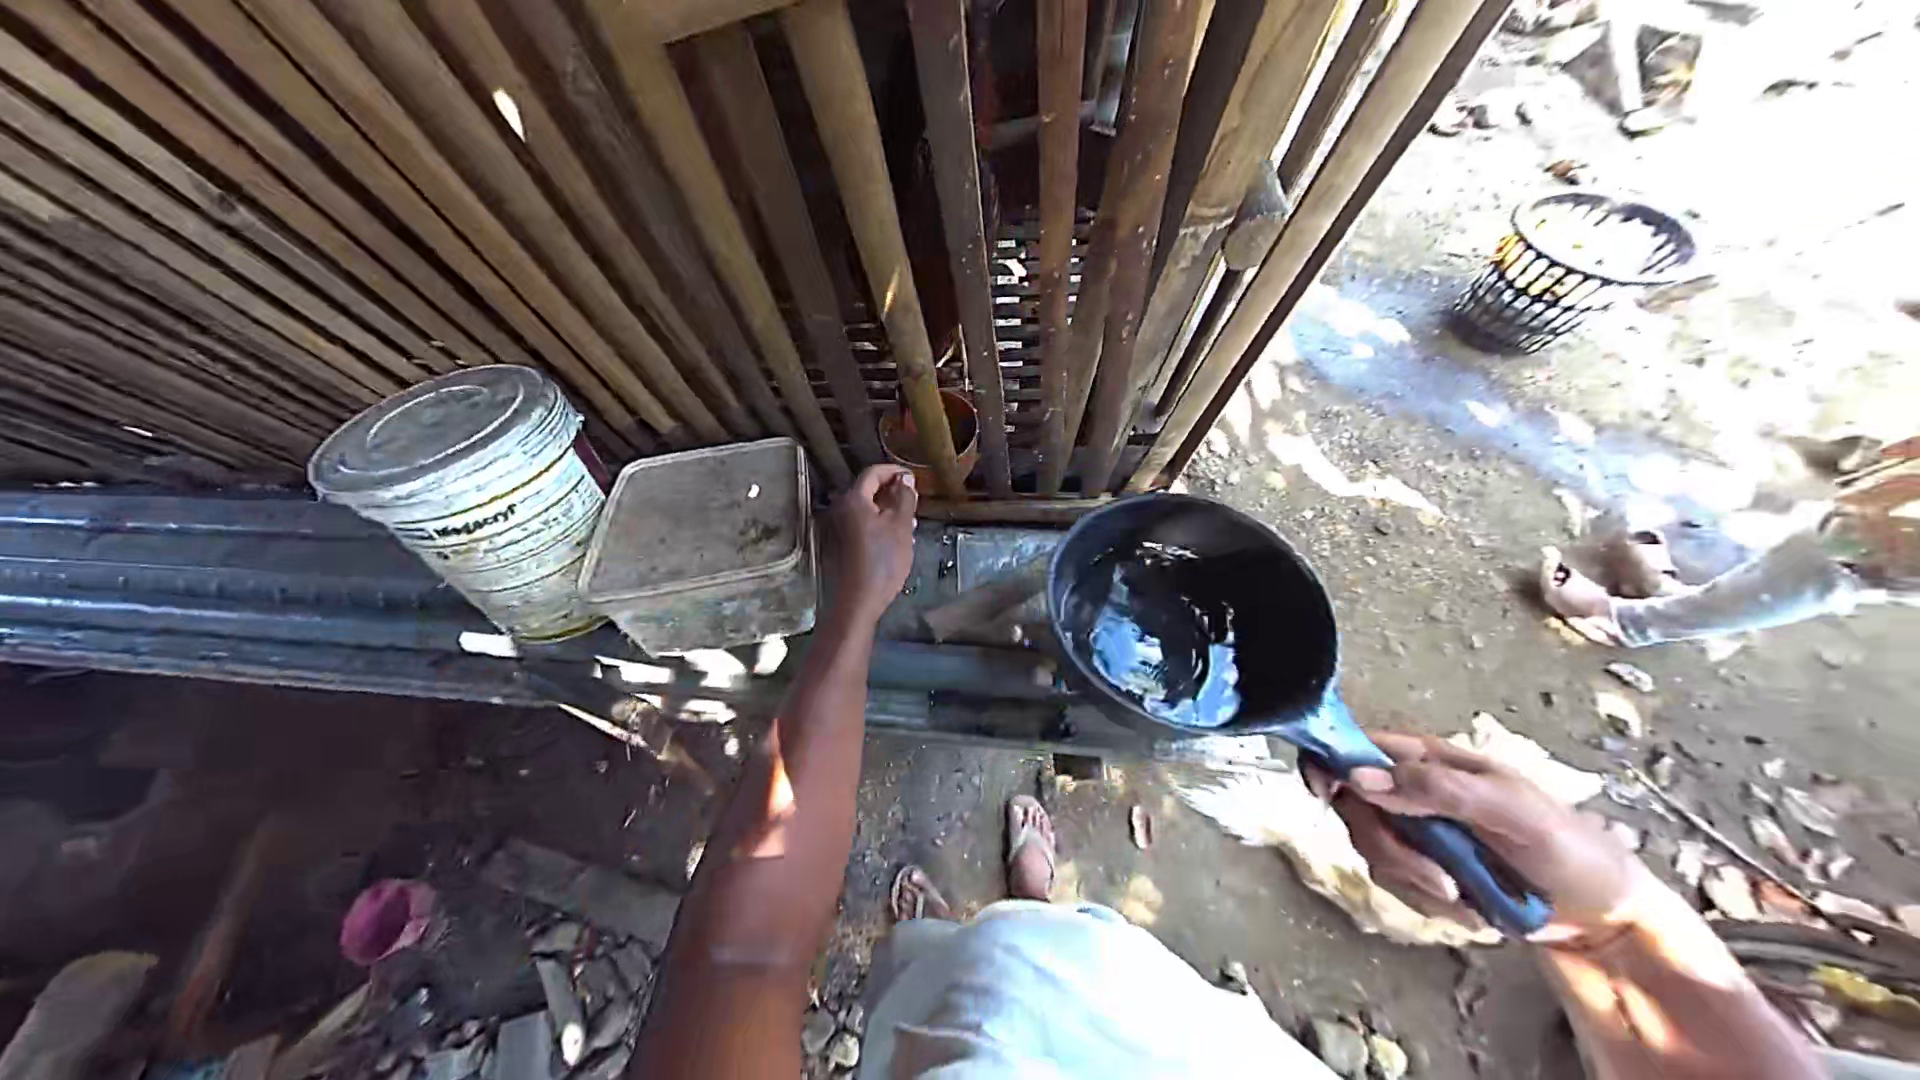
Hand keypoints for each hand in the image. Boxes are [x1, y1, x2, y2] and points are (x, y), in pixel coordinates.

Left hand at [829, 465, 917, 623]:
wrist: (858, 600)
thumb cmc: (882, 562)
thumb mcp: (901, 526)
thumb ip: (904, 497)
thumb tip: (905, 479)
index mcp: (853, 500)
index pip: (873, 473)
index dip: (894, 471)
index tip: (912, 477)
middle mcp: (840, 509)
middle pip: (867, 490)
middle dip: (892, 492)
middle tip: (913, 500)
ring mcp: (837, 527)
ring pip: (865, 509)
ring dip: (887, 510)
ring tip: (908, 521)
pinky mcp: (839, 543)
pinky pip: (860, 524)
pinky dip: (877, 523)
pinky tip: (893, 538)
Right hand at [1315, 732, 1657, 941]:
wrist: (1607, 921)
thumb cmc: (1572, 851)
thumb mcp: (1514, 811)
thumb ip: (1437, 788)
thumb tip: (1359, 776)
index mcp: (1424, 758)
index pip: (1353, 744)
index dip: (1327, 761)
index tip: (1326, 792)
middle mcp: (1406, 787)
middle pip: (1352, 803)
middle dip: (1389, 845)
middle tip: (1437, 876)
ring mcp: (1409, 827)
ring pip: (1368, 845)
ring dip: (1413, 878)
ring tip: (1465, 895)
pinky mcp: (1414, 866)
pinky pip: (1389, 879)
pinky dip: (1424, 900)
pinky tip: (1466, 906)